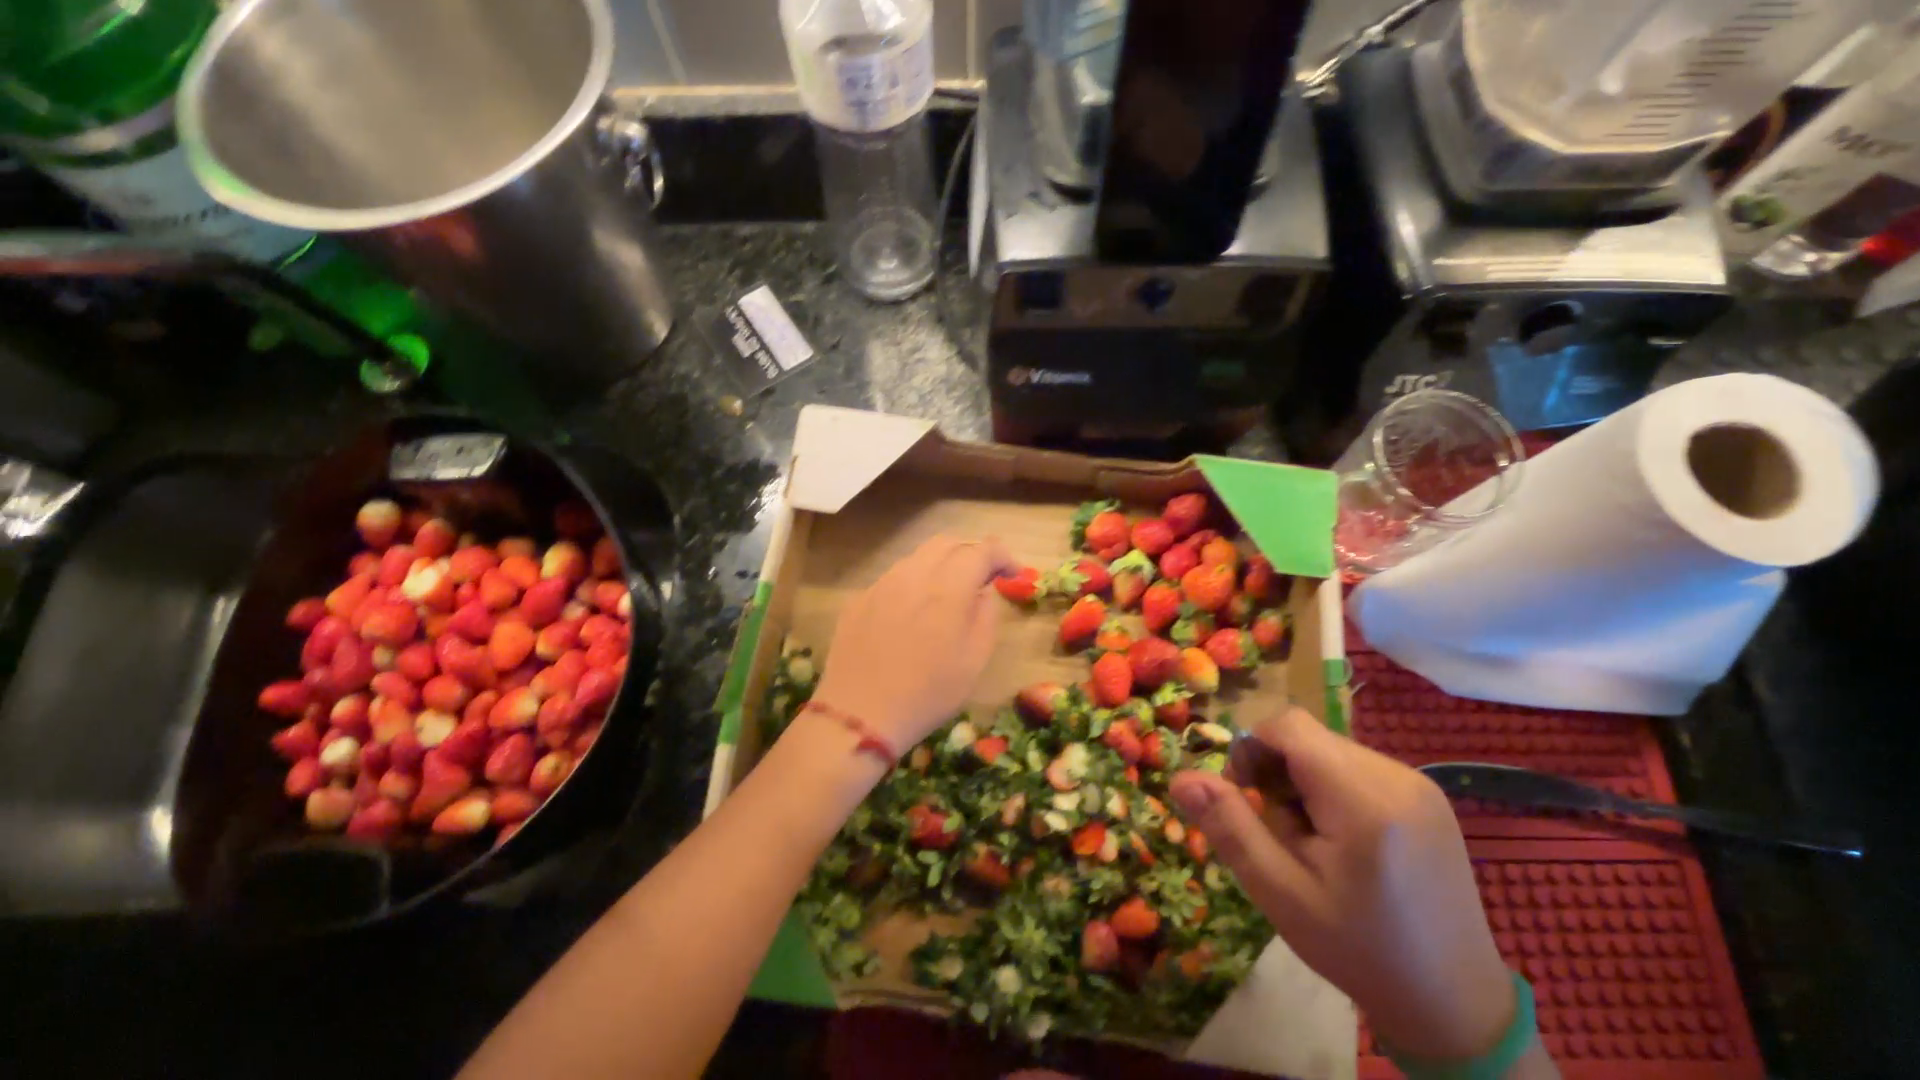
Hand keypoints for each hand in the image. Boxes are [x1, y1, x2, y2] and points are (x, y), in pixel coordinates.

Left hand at [811, 536, 1013, 750]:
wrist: (860, 714)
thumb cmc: (927, 694)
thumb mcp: (973, 661)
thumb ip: (985, 616)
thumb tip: (984, 592)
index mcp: (947, 589)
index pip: (981, 550)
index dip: (1002, 556)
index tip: (1012, 574)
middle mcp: (912, 576)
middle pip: (947, 543)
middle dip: (971, 553)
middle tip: (983, 578)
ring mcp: (881, 585)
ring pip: (917, 557)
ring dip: (941, 566)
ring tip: (949, 595)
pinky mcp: (859, 600)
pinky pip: (894, 579)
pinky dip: (914, 584)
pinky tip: (914, 614)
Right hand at [1167, 708, 1516, 1062]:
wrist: (1452, 999)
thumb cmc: (1357, 949)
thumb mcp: (1281, 893)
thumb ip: (1231, 827)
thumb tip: (1180, 777)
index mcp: (1363, 799)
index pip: (1288, 727)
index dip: (1252, 752)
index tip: (1246, 802)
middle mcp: (1398, 776)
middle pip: (1310, 739)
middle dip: (1279, 774)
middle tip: (1281, 836)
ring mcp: (1421, 784)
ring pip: (1333, 752)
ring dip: (1307, 783)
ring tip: (1315, 846)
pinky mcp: (1431, 797)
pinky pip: (1362, 768)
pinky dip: (1337, 791)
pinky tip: (1346, 845)